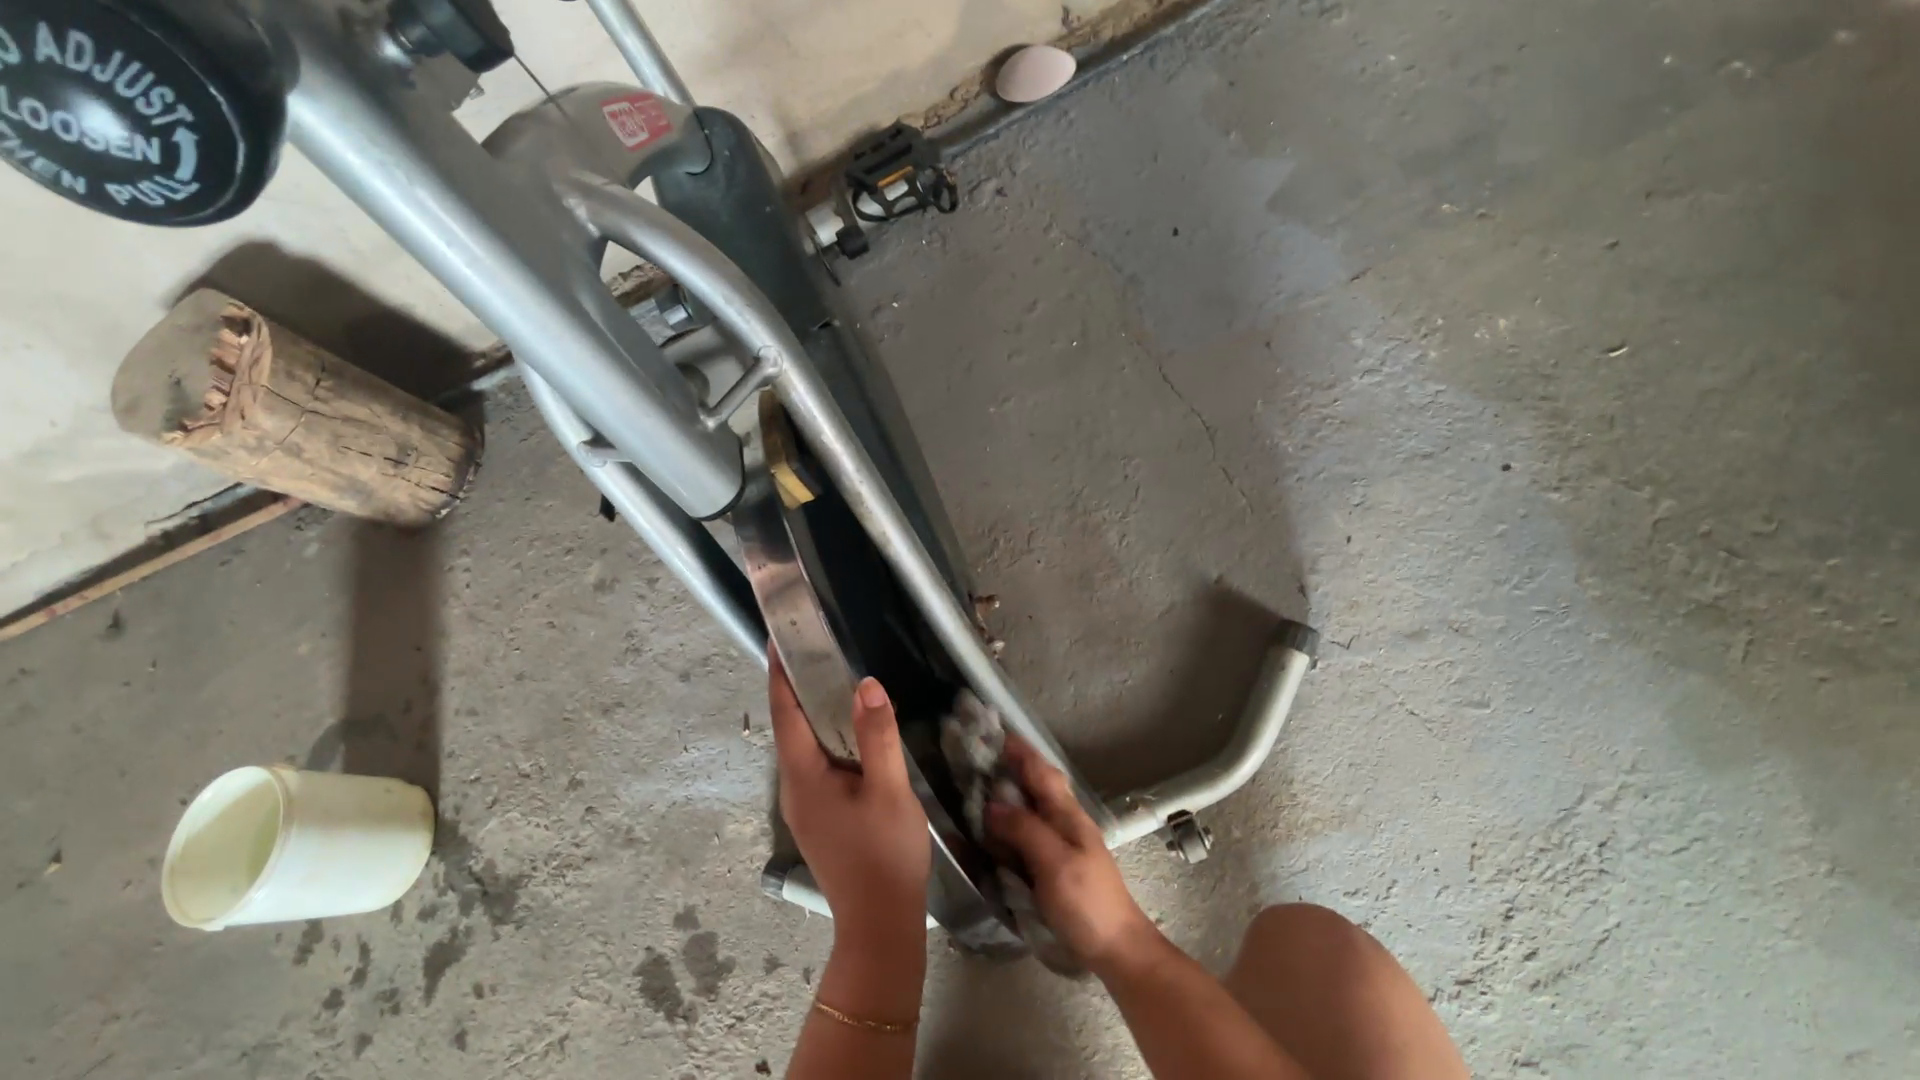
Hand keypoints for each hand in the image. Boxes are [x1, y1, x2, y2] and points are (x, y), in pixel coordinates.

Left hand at [769, 654, 930, 940]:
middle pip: (790, 728)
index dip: (781, 674)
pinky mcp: (819, 819)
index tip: (778, 639)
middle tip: (816, 649)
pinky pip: (817, 766)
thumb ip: (878, 736)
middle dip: (798, 688)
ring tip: (834, 680)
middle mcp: (793, 788)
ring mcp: (804, 807)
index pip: (785, 713)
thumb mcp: (889, 790)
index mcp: (803, 776)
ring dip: (815, 714)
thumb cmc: (884, 854)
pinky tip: (852, 735)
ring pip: (804, 748)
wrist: (880, 922)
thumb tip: (866, 684)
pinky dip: (828, 739)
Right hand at [987, 738, 1161, 976]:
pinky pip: (1023, 838)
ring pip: (1027, 811)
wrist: (1115, 948)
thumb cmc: (1088, 903)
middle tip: (972, 756)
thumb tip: (992, 803)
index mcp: (1068, 815)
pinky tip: (988, 832)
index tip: (993, 730)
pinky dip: (1004, 828)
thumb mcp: (1056, 863)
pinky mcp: (1050, 869)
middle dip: (1007, 769)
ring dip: (1004, 796)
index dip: (1020, 751)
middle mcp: (1063, 824)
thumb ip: (1025, 830)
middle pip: (1034, 787)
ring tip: (973, 786)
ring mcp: (1058, 847)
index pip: (1041, 772)